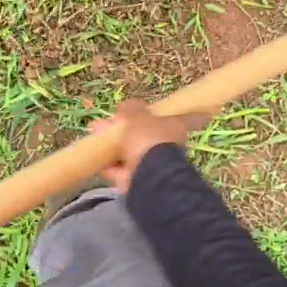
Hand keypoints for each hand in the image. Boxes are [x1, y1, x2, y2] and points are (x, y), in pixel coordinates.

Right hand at [89, 99, 206, 191]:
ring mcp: (151, 163)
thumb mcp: (137, 118)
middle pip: (142, 133)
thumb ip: (132, 109)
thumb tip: (126, 106)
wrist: (148, 176)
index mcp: (173, 127)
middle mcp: (164, 145)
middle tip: (104, 123)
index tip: (193, 112)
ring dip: (112, 144)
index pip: (180, 116)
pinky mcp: (137, 180)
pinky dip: (109, 164)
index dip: (180, 113)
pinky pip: (121, 169)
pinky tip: (96, 157)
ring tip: (94, 135)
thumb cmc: (148, 139)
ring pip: (129, 150)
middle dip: (122, 127)